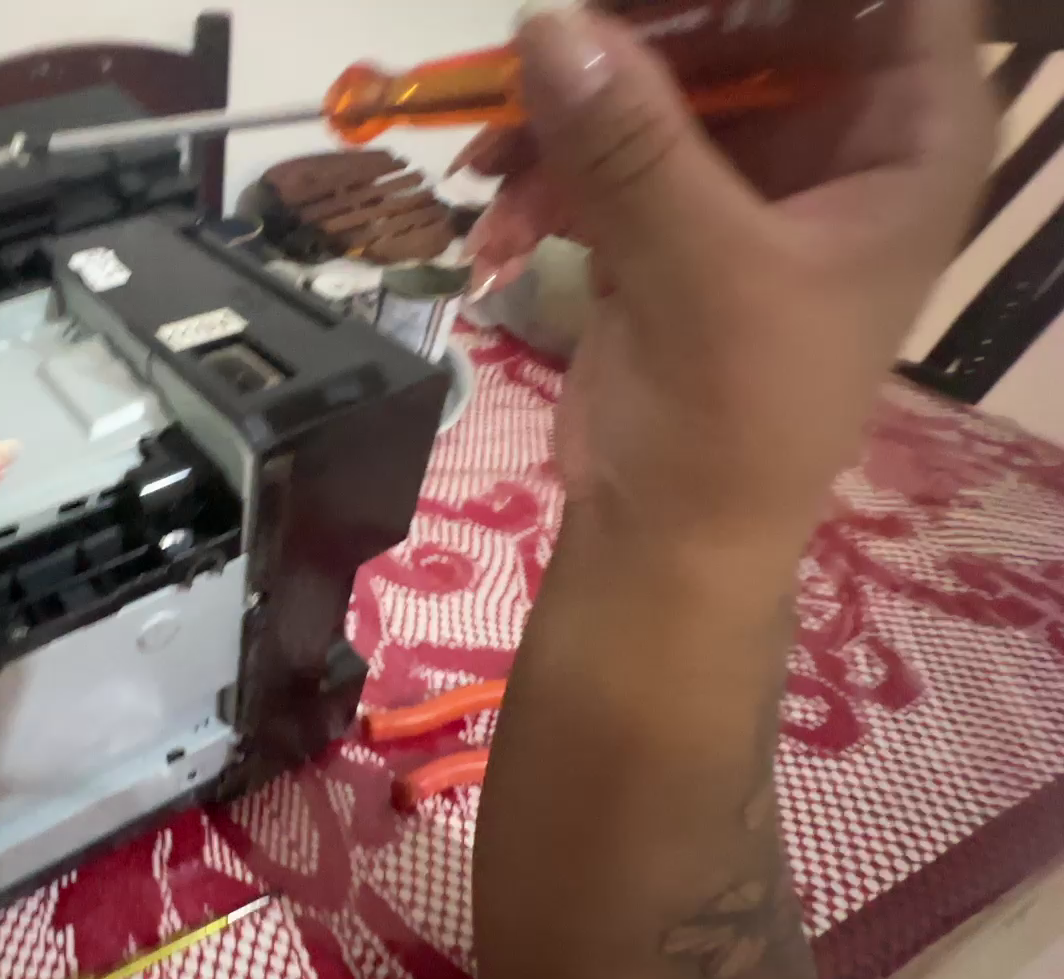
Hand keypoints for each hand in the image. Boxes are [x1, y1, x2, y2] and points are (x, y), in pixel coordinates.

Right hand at [456, 0, 991, 558]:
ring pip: (637, 107)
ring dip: (551, 137)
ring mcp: (721, 190)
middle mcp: (818, 142)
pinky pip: (587, 175)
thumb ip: (631, 150)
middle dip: (617, 58)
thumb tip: (548, 27)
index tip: (620, 3)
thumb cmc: (730, 416)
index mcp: (897, 129)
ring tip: (482, 178)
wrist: (662, 526)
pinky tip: (495, 236)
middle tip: (519, 73)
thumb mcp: (698, 273)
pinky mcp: (646, 235)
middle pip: (726, 36)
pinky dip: (534, 195)